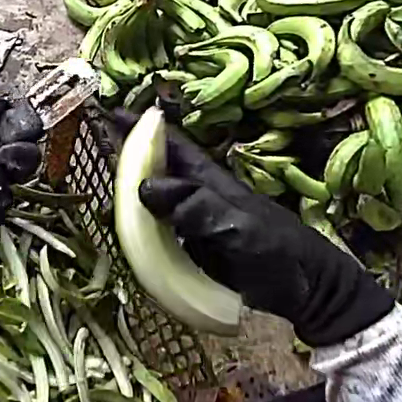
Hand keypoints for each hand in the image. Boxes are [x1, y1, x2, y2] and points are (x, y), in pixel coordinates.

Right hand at [120, 112, 393, 346]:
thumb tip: (144, 186)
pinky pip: (159, 232)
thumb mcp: (238, 227)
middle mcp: (197, 197)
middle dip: (128, 154)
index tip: (113, 110)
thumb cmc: (277, 251)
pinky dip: (139, 227)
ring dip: (130, 191)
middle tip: (95, 145)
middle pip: (157, 168)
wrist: (306, 291)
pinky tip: (125, 231)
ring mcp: (195, 224)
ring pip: (156, 200)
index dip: (143, 127)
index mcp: (209, 181)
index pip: (171, 144)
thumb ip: (196, 208)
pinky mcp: (194, 251)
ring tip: (102, 186)